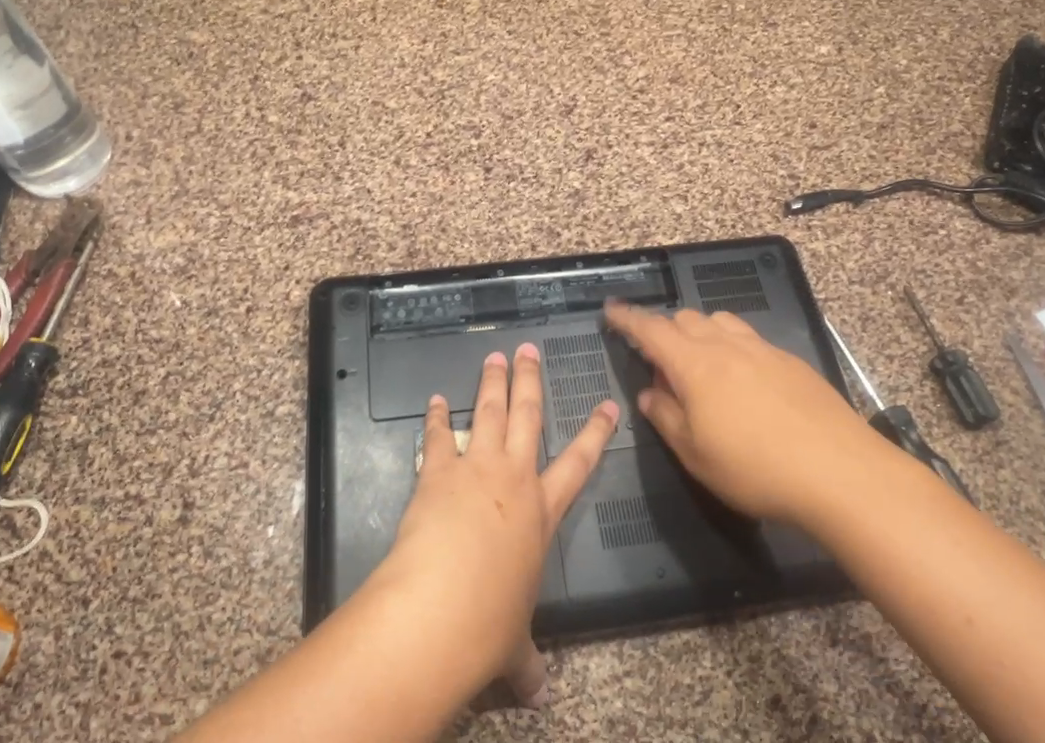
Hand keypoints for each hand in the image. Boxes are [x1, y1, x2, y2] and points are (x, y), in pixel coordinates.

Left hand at [372, 344, 617, 706]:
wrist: (443, 608)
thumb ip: (528, 663)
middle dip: (531, 380)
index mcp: (543, 513)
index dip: (596, 433)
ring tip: (494, 356)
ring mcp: (476, 471)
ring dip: (493, 384)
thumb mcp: (515, 646)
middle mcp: (514, 481)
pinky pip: (439, 437)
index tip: (606, 405)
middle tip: (528, 350)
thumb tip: (540, 695)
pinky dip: (438, 417)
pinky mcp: (437, 473)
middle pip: (528, 417)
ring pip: (490, 414)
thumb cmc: (490, 624)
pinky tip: (438, 400)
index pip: (579, 464)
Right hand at [604, 301, 867, 526]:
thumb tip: (651, 393)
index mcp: (696, 364)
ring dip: (700, 332)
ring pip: (721, 322)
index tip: (611, 310)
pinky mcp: (792, 363)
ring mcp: (764, 350)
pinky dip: (732, 346)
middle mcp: (728, 346)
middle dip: (665, 329)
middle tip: (658, 361)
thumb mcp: (695, 454)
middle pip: (687, 319)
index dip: (628, 319)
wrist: (840, 472)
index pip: (652, 330)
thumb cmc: (755, 468)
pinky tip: (741, 380)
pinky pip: (750, 340)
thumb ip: (666, 418)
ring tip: (699, 364)